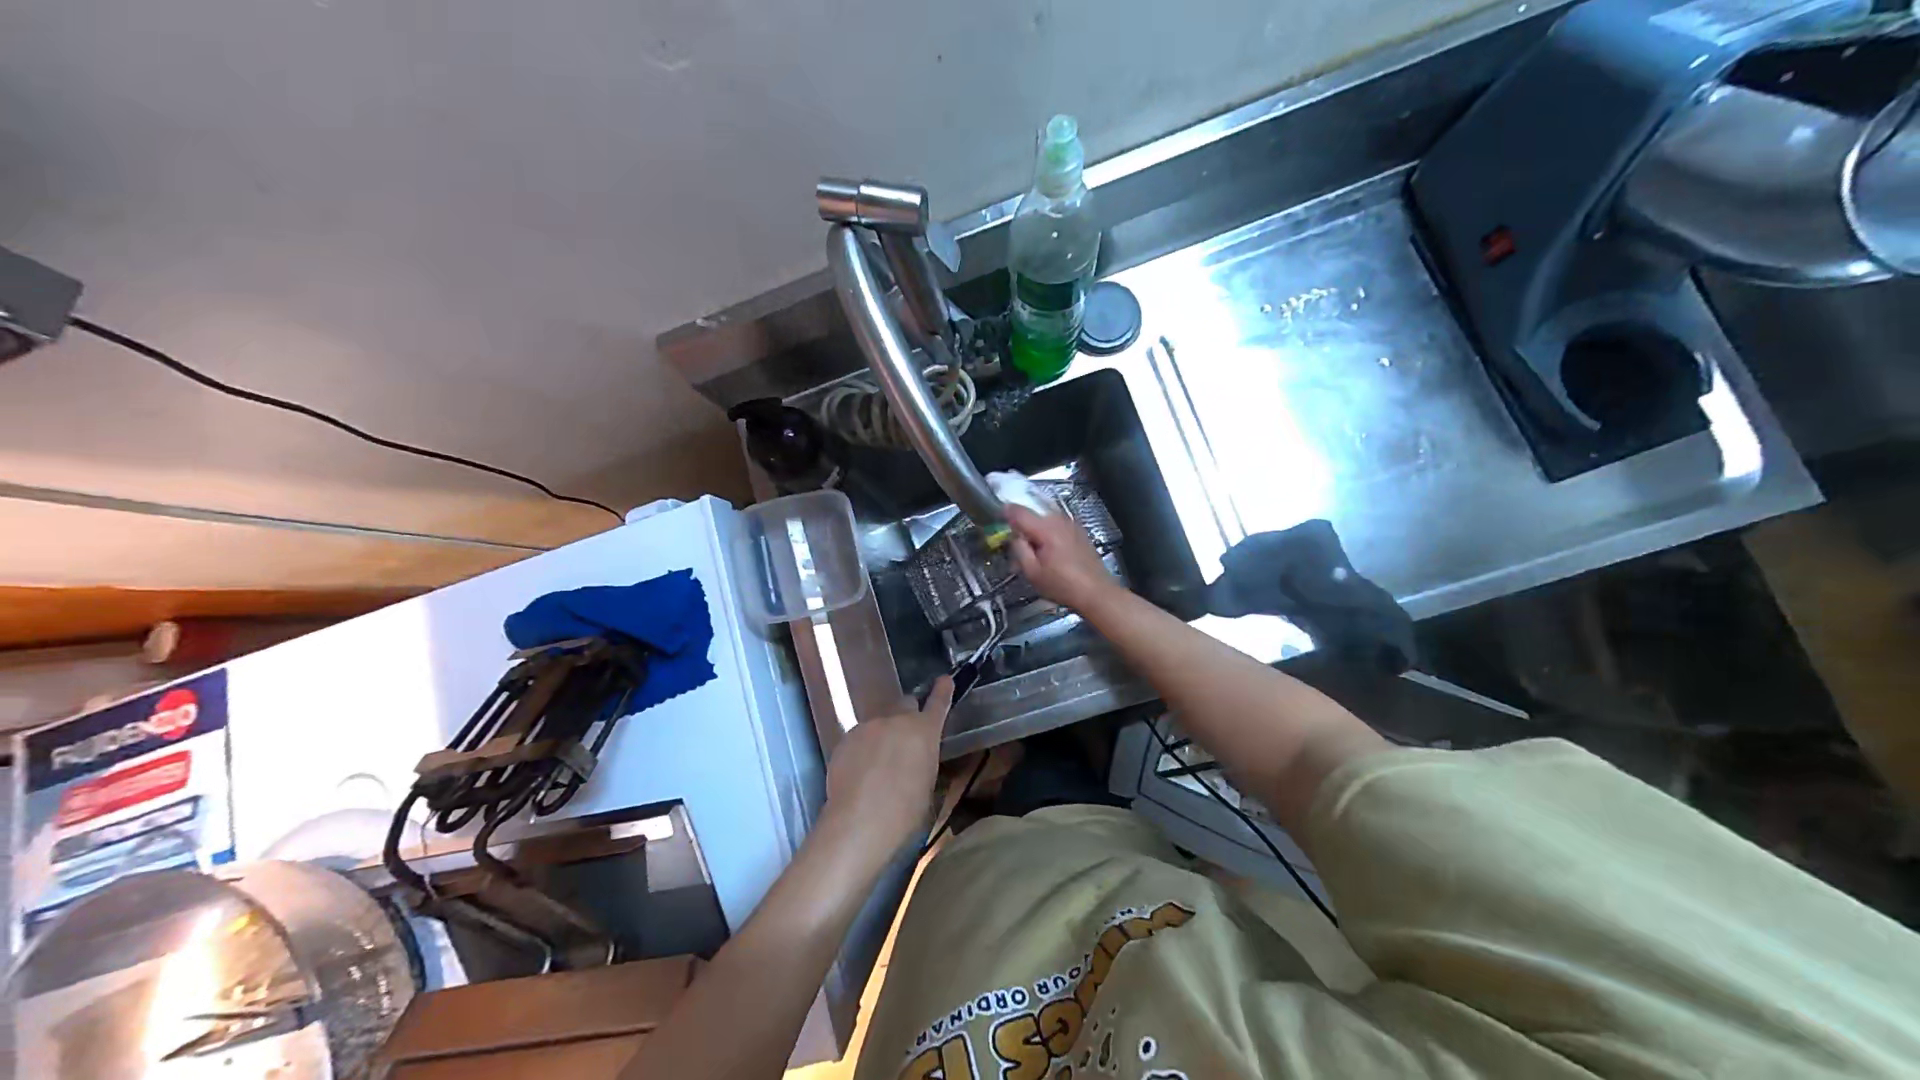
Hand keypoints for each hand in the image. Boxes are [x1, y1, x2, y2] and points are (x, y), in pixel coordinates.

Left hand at [822, 677, 953, 857]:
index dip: (942, 691)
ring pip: (879, 724)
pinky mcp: (845, 738)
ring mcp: (868, 726)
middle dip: (908, 716)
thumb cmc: (905, 812)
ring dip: (883, 736)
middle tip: (905, 740)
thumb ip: (923, 759)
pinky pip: (859, 738)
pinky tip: (860, 773)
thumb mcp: (927, 784)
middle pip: (905, 704)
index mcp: (924, 731)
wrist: (859, 821)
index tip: (945, 679)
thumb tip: (915, 756)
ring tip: (877, 767)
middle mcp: (896, 720)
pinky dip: (863, 749)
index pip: (938, 703)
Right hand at [1006, 503, 1119, 610]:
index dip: (1005, 512)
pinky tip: (1052, 553)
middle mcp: (1059, 520)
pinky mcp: (1079, 531)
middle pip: (1033, 516)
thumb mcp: (1032, 572)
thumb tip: (1014, 535)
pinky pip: (1057, 526)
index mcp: (1046, 529)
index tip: (996, 518)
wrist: (1096, 591)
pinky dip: (1049, 534)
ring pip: (1045, 521)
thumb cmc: (1062, 585)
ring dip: (1036, 532)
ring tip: (1036, 555)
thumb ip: (1019, 549)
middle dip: (1022, 528)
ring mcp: (1071, 524)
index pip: (1019, 511)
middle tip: (1018, 549)